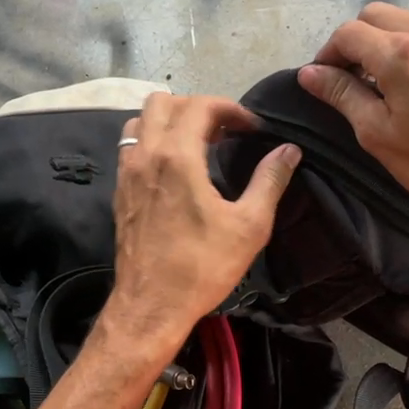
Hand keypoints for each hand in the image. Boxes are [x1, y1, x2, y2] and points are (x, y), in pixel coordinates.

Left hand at [105, 94, 300, 349]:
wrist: (151, 305)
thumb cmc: (202, 267)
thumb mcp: (249, 226)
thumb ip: (269, 181)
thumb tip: (289, 150)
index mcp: (177, 157)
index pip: (200, 106)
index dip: (230, 108)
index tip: (251, 128)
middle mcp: (145, 156)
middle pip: (162, 103)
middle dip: (196, 107)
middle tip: (224, 130)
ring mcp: (126, 174)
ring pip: (139, 122)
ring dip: (169, 121)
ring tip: (197, 143)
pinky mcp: (119, 192)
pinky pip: (130, 148)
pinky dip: (152, 142)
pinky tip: (174, 168)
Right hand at [297, 2, 408, 235]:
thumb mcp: (378, 134)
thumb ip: (342, 95)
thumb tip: (310, 73)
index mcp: (401, 54)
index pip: (348, 33)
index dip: (328, 54)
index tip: (325, 79)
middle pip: (378, 15)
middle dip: (358, 41)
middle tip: (354, 78)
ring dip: (392, 44)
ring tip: (393, 85)